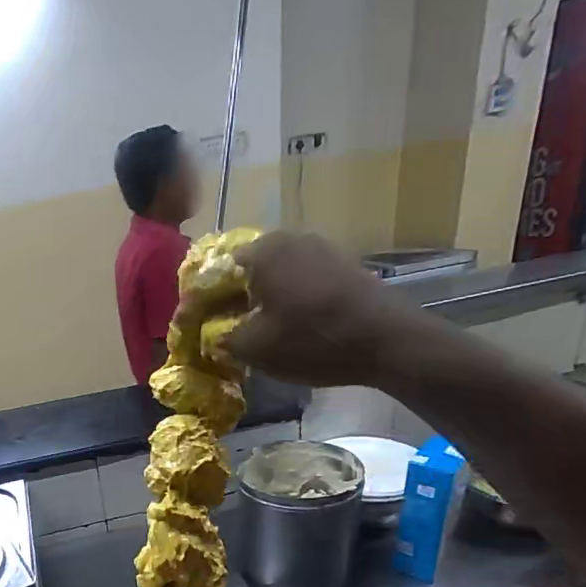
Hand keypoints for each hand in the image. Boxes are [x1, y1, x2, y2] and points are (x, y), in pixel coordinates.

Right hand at [220, 230, 436, 388]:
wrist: (391, 342)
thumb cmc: (312, 340)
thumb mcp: (252, 347)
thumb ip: (220, 336)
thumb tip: (211, 333)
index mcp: (260, 251)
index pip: (213, 273)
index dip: (201, 302)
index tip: (195, 325)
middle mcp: (288, 239)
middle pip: (244, 269)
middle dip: (230, 296)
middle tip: (222, 326)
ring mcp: (320, 248)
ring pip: (273, 273)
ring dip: (259, 296)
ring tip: (251, 326)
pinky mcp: (342, 264)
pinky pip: (298, 278)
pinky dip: (286, 296)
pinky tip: (284, 321)